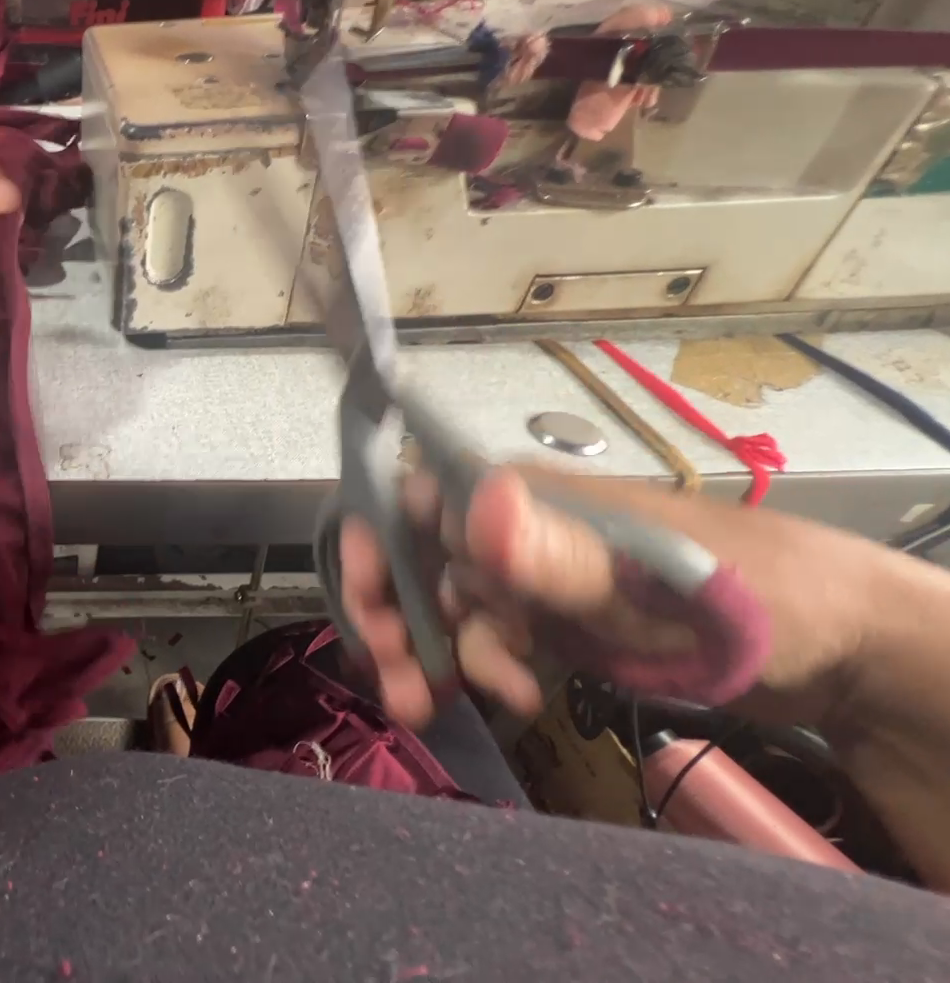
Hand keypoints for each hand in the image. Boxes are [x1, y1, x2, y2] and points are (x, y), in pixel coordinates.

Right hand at [339, 467, 900, 732]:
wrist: (832, 651)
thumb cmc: (741, 592)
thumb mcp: (645, 577)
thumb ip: (554, 550)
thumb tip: (476, 503)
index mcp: (514, 495)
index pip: (407, 506)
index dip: (372, 551)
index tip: (367, 606)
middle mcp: (502, 528)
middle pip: (411, 563)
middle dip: (392, 619)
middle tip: (391, 675)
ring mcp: (518, 576)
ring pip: (437, 609)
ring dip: (424, 657)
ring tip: (419, 705)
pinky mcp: (536, 621)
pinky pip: (478, 642)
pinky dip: (477, 670)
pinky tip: (508, 694)